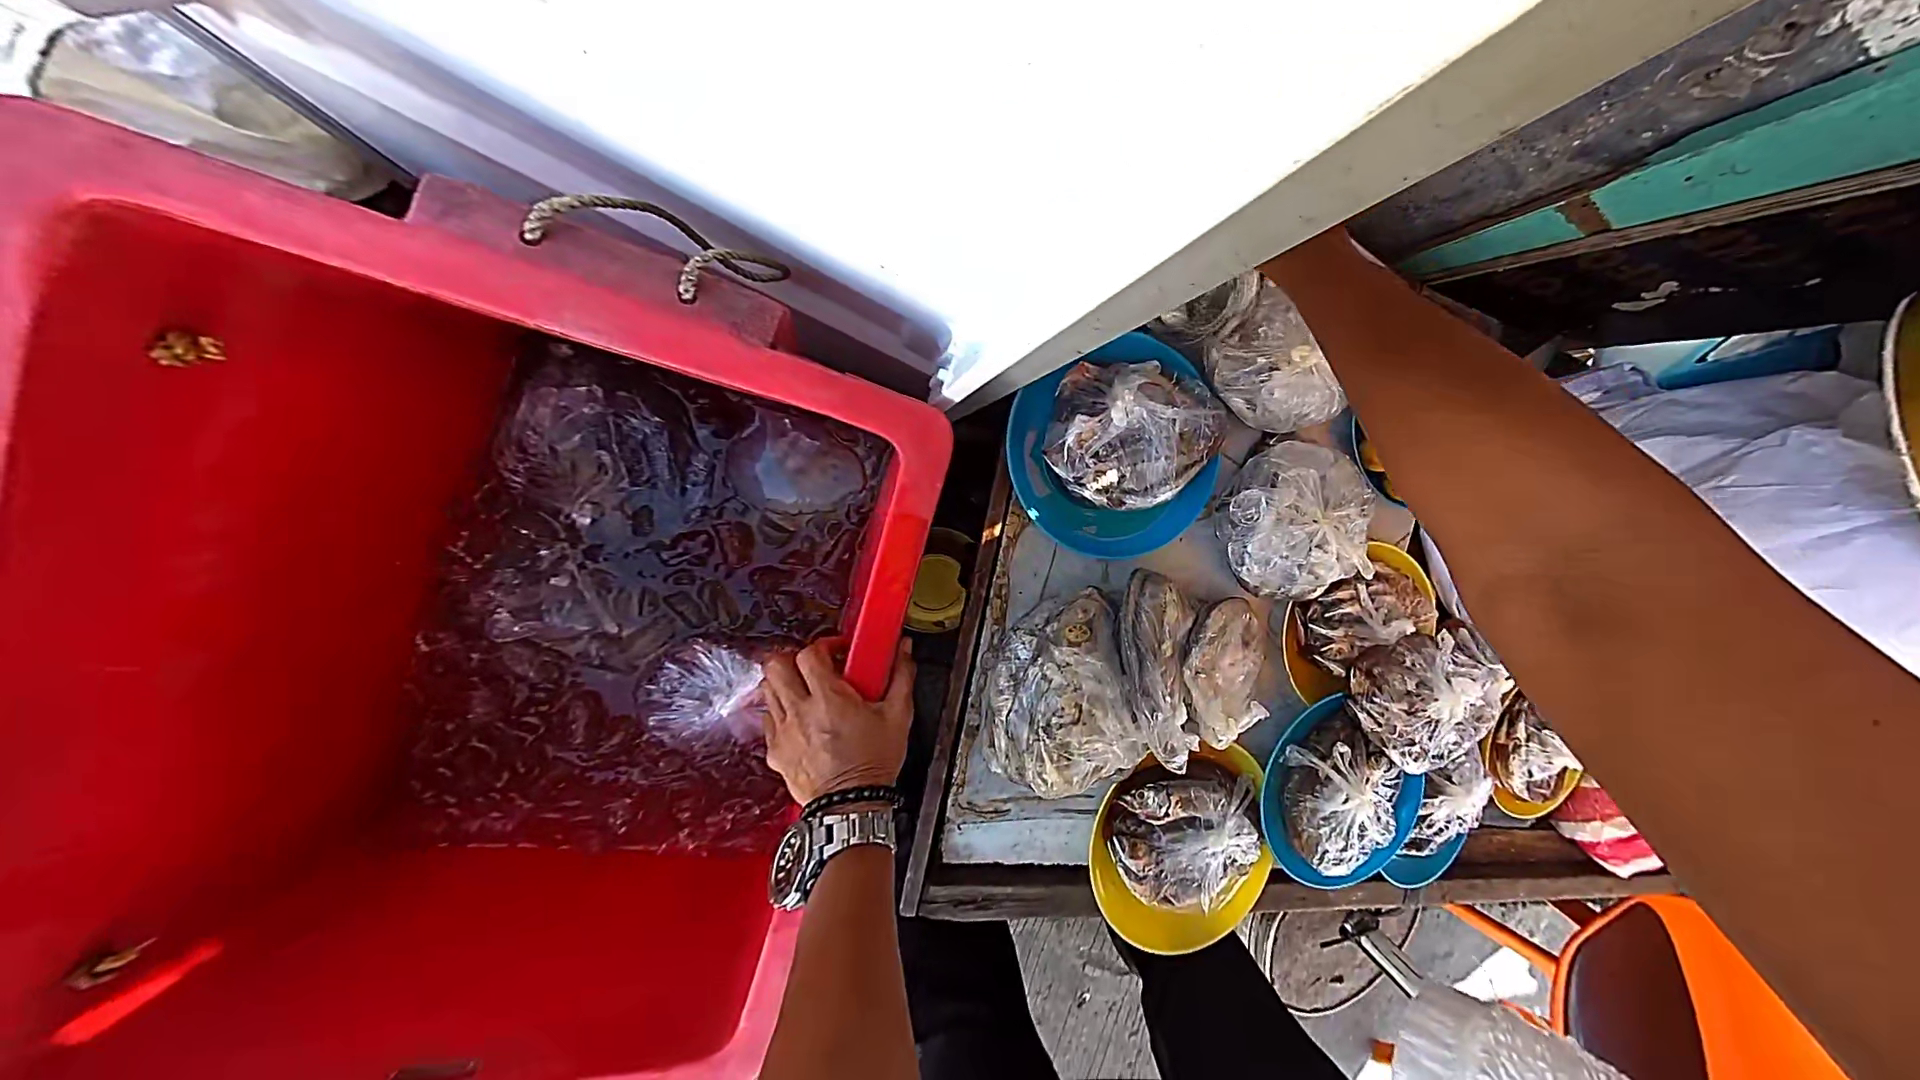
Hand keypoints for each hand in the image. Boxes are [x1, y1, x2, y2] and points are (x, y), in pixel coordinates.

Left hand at [762, 637, 914, 804]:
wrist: (851, 807)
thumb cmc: (873, 764)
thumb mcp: (898, 716)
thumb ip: (901, 677)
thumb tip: (903, 651)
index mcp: (829, 698)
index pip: (809, 653)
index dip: (823, 645)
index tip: (837, 651)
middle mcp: (799, 711)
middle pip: (775, 664)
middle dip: (792, 658)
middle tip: (812, 665)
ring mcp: (783, 732)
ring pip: (767, 689)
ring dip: (784, 683)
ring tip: (805, 689)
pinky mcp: (775, 751)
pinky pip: (768, 719)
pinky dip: (780, 711)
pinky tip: (799, 718)